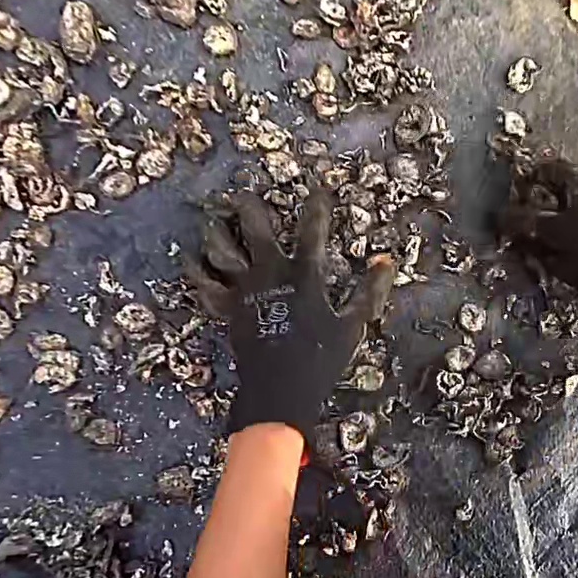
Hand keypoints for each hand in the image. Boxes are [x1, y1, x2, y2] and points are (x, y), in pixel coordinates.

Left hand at [184, 191, 394, 438]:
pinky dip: (196, 272)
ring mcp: (245, 291)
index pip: (312, 231)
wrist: (281, 391)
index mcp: (304, 275)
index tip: (318, 186)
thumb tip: (386, 260)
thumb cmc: (320, 358)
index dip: (317, 206)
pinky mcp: (227, 309)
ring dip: (216, 233)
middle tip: (242, 195)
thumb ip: (369, 292)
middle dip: (249, 208)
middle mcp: (270, 274)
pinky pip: (205, 286)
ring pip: (222, 251)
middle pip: (255, 229)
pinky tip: (190, 259)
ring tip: (211, 220)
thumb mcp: (352, 326)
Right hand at [504, 159, 577, 343]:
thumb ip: (550, 259)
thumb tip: (532, 247)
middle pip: (564, 174)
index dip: (511, 219)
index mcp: (569, 226)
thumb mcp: (574, 278)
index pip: (530, 218)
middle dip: (545, 172)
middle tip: (535, 174)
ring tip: (573, 178)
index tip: (500, 220)